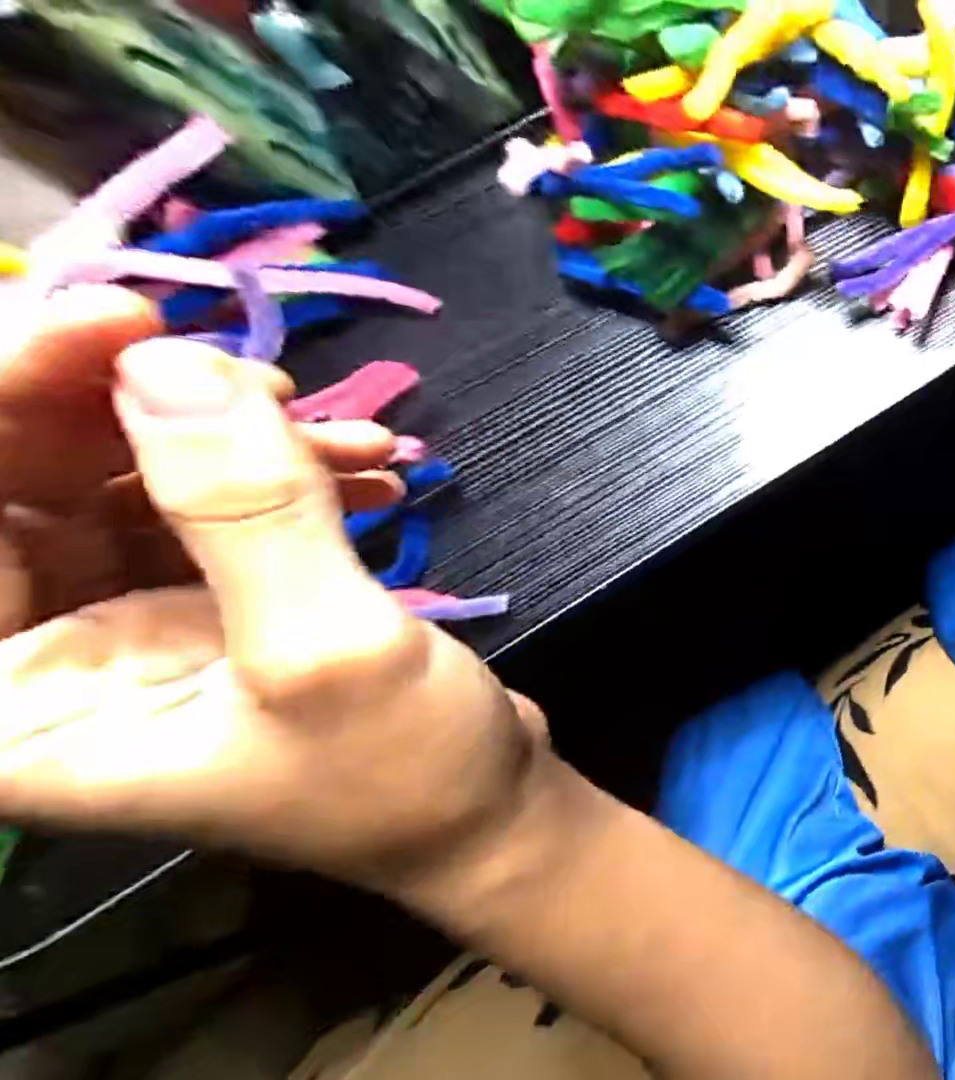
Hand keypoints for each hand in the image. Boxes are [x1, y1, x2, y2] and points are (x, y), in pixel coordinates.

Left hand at [0, 286, 546, 894]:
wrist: (483, 804)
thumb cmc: (401, 764)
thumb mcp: (330, 649)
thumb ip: (251, 516)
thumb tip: (174, 365)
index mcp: (1, 692)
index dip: (1, 394)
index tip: (128, 323)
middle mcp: (41, 646)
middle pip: (29, 478)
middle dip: (151, 409)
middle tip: (266, 378)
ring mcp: (142, 617)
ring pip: (145, 480)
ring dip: (257, 442)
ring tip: (364, 441)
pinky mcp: (230, 599)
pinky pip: (234, 505)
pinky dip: (306, 474)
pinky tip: (382, 474)